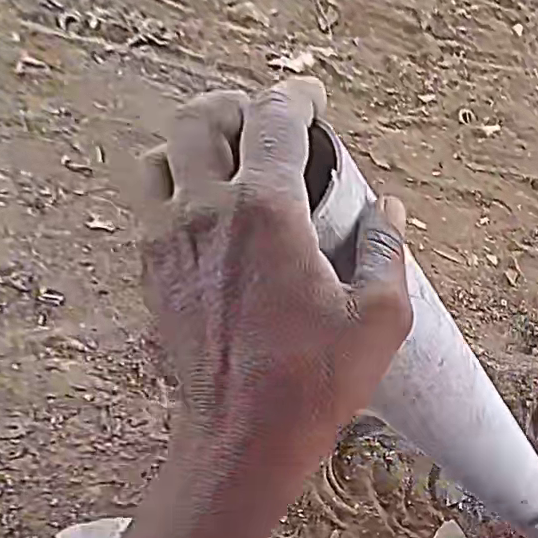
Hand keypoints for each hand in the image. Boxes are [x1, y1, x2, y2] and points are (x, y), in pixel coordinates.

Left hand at [133, 79, 412, 474]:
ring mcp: (169, 244)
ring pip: (159, 155)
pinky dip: (173, 186)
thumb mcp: (381, 319)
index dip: (297, 99)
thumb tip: (388, 211)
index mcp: (266, 214)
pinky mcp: (154, 276)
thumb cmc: (316, 381)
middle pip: (200, 120)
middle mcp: (206, 214)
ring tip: (225, 157)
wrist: (245, 437)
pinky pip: (148, 205)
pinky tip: (206, 215)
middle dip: (235, 106)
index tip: (313, 99)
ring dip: (192, 141)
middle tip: (266, 121)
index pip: (274, 122)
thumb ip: (386, 251)